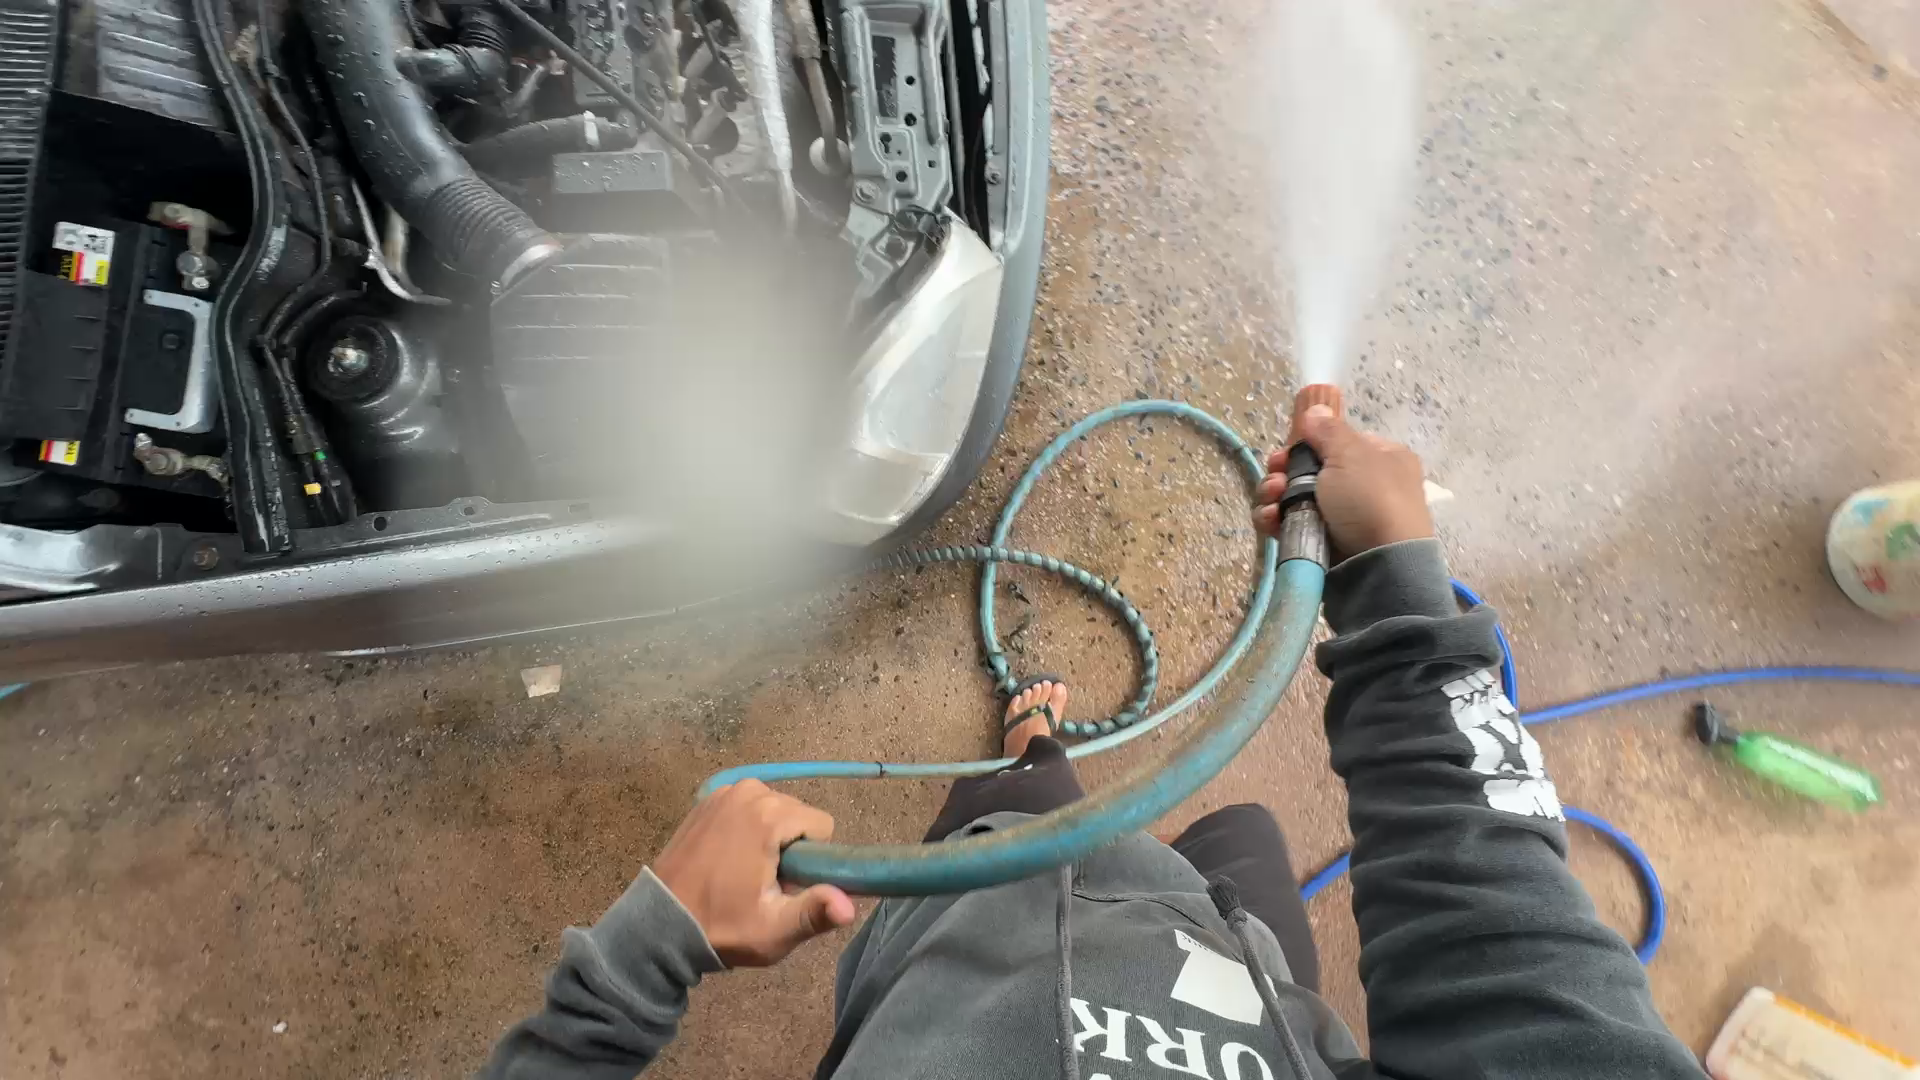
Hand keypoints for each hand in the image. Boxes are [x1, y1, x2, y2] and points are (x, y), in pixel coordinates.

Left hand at [651, 779, 856, 967]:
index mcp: (769, 815)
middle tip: (762, 883)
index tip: (784, 885)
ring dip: (770, 836)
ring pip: (775, 808)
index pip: (821, 825)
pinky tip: (727, 856)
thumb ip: (815, 913)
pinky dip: (747, 826)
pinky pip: (749, 806)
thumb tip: (852, 907)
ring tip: (744, 871)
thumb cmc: (720, 928)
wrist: (656, 927)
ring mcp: (726, 790)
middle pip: (798, 814)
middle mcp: (750, 791)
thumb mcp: (773, 931)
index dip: (811, 859)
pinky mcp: (709, 797)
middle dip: (790, 846)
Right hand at [1252, 403, 1432, 559]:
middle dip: (1283, 473)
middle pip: (1306, 470)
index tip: (1287, 452)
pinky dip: (1274, 520)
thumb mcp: (1351, 455)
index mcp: (1378, 459)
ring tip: (1272, 501)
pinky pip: (1288, 523)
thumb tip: (1315, 409)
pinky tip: (1270, 520)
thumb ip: (1328, 431)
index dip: (1306, 445)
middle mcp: (1360, 485)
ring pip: (1292, 497)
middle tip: (1275, 479)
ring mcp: (1338, 516)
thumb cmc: (1370, 500)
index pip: (1334, 444)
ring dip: (1274, 495)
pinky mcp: (1319, 541)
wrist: (1378, 564)